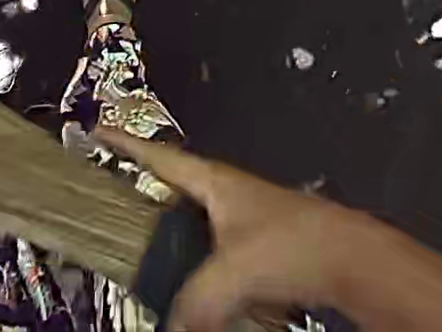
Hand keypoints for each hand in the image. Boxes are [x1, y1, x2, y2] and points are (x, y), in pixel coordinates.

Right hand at [96, 128, 385, 329]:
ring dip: (163, 237)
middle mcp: (222, 192)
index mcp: (213, 181)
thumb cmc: (290, 244)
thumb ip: (195, 299)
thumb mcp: (235, 270)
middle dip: (138, 193)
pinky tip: (179, 290)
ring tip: (134, 255)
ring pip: (187, 224)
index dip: (127, 143)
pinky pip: (204, 252)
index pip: (160, 156)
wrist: (345, 255)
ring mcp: (237, 217)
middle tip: (105, 205)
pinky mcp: (250, 245)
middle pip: (170, 188)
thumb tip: (171, 325)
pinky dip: (187, 265)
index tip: (97, 128)